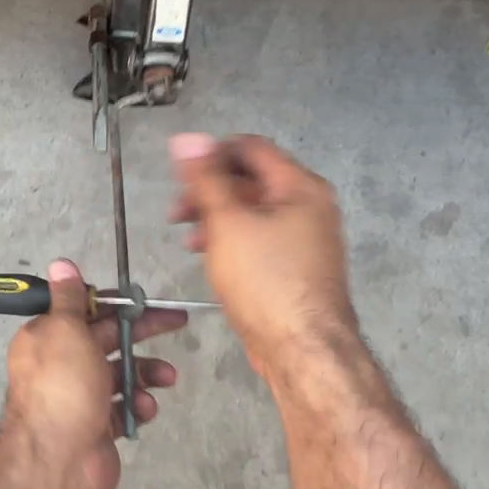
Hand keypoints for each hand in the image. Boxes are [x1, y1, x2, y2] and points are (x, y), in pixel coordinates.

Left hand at [1, 259, 186, 488]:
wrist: (58, 461)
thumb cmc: (61, 388)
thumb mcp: (65, 330)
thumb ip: (69, 299)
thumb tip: (60, 265)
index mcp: (48, 337)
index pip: (84, 310)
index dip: (114, 303)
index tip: (142, 299)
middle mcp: (60, 364)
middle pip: (106, 339)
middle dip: (141, 332)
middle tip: (176, 322)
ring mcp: (78, 397)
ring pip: (119, 374)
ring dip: (146, 372)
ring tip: (167, 377)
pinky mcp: (95, 426)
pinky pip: (123, 408)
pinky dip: (138, 405)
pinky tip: (145, 407)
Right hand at [168, 133, 355, 368]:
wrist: (302, 349)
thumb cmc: (267, 283)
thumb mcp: (227, 222)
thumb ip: (205, 178)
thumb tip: (188, 139)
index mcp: (300, 187)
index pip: (250, 147)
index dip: (211, 154)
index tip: (181, 174)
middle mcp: (309, 206)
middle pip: (250, 179)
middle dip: (209, 190)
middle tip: (178, 210)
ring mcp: (305, 237)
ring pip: (252, 210)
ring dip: (216, 216)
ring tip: (189, 237)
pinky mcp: (296, 265)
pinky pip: (260, 237)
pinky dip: (233, 238)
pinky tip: (212, 257)